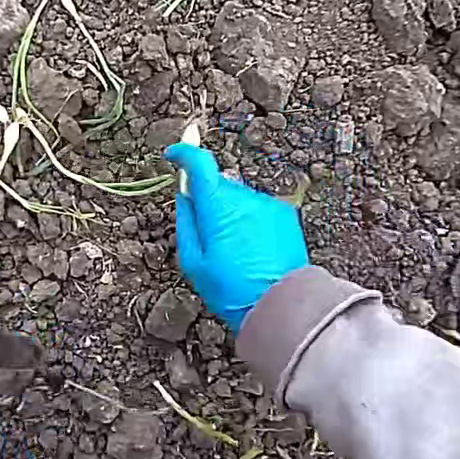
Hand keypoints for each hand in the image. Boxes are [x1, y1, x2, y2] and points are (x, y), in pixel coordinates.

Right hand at [164, 144, 308, 332]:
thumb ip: (186, 223)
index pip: (200, 163)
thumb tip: (184, 196)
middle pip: (219, 186)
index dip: (185, 154)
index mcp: (219, 208)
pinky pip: (258, 209)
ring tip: (235, 250)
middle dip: (209, 201)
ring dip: (232, 213)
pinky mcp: (284, 214)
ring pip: (239, 198)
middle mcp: (245, 199)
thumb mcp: (194, 263)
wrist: (281, 304)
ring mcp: (268, 205)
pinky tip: (253, 249)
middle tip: (208, 235)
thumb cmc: (234, 290)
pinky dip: (251, 221)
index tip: (175, 156)